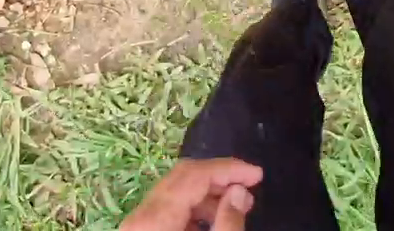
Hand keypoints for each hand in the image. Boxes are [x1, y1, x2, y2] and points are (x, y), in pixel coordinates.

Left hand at [118, 158, 260, 230]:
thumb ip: (227, 223)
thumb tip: (239, 191)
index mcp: (155, 217)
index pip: (196, 174)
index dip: (230, 169)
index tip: (258, 174)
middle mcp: (140, 215)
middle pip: (183, 177)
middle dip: (219, 177)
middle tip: (249, 187)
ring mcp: (136, 226)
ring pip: (175, 193)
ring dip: (207, 195)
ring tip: (236, 207)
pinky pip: (167, 211)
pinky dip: (192, 210)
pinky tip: (211, 222)